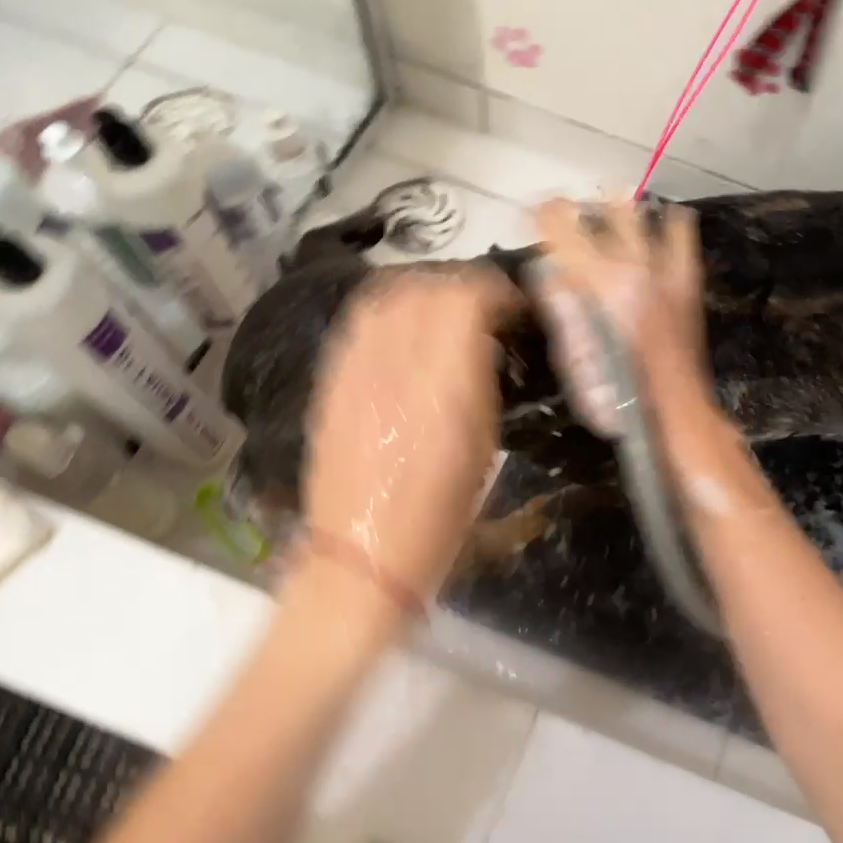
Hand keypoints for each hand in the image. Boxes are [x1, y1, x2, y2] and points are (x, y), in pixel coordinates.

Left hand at [299, 266, 517, 607]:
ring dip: (421, 293)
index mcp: (444, 389)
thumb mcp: (482, 450)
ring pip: (385, 297)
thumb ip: (482, 385)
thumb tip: (486, 342)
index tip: (512, 307)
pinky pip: (357, 324)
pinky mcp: (331, 382)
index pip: (466, 301)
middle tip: (482, 309)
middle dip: (460, 287)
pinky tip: (402, 333)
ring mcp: (355, 371)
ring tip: (441, 313)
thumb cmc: (439, 517)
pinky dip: (386, 313)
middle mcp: (395, 367)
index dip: (494, 292)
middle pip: (425, 288)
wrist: (362, 554)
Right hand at [531, 199, 712, 434]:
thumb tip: (549, 277)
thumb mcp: (577, 354)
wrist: (675, 402)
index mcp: (596, 284)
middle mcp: (629, 266)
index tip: (533, 215)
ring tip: (604, 216)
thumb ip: (564, 311)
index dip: (542, 216)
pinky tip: (658, 224)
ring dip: (615, 213)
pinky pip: (680, 233)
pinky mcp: (686, 277)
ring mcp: (661, 268)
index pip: (560, 229)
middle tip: (564, 219)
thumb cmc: (619, 390)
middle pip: (596, 215)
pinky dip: (668, 223)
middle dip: (574, 211)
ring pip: (635, 215)